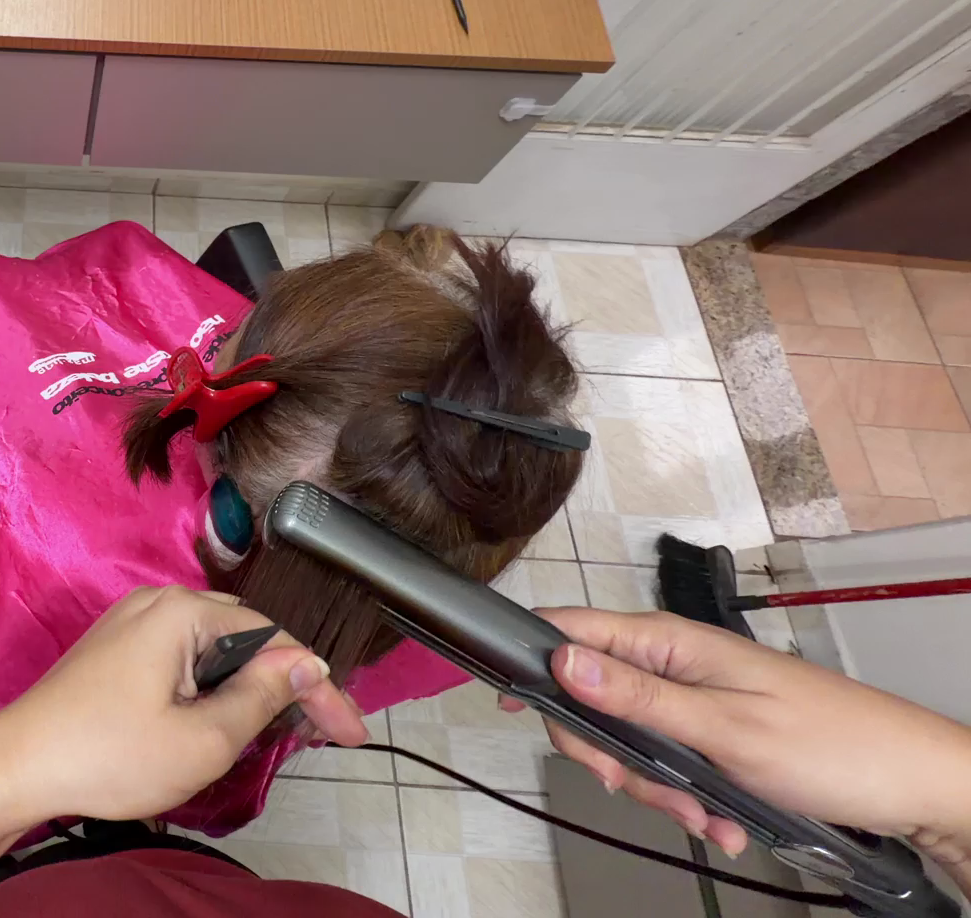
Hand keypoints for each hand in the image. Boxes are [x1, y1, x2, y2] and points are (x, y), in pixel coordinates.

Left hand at [0, 586, 369, 824]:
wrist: (20, 764)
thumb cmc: (111, 754)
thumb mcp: (203, 738)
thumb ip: (261, 696)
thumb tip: (305, 663)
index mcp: (181, 612)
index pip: (272, 639)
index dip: (316, 685)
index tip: (348, 731)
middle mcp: (157, 602)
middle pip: (242, 635)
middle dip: (285, 681)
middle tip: (320, 732)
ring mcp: (132, 622)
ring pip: (211, 646)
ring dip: (247, 684)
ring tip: (279, 729)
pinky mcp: (117, 645)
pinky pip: (180, 653)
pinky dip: (210, 683)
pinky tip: (223, 715)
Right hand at [513, 607, 970, 879]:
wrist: (933, 789)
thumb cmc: (833, 749)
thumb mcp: (726, 730)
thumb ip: (636, 697)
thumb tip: (558, 660)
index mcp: (661, 642)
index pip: (565, 627)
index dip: (529, 659)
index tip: (515, 706)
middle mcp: (664, 659)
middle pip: (585, 691)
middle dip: (603, 748)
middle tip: (631, 787)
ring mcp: (684, 691)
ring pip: (622, 730)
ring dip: (649, 780)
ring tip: (702, 817)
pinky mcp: (704, 723)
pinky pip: (661, 751)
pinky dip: (679, 788)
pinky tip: (715, 817)